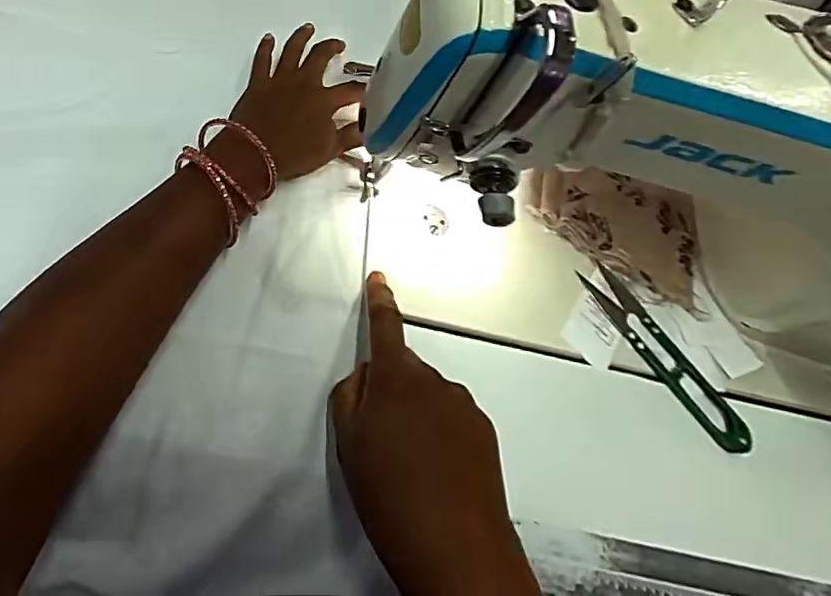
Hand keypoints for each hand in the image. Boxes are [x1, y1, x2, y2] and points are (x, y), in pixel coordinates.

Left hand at [222, 25, 364, 181]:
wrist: (252, 156)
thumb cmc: (291, 156)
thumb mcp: (327, 151)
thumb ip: (349, 137)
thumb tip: (366, 130)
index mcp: (324, 100)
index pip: (351, 91)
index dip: (363, 90)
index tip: (369, 90)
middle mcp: (304, 83)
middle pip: (321, 57)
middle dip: (332, 47)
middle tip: (339, 45)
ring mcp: (279, 80)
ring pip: (292, 50)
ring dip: (301, 37)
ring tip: (308, 28)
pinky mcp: (258, 83)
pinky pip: (262, 59)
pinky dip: (265, 47)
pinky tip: (268, 38)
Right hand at [331, 274, 539, 595]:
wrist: (455, 550)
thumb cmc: (395, 500)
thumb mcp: (348, 445)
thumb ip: (350, 396)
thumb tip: (363, 378)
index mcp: (395, 379)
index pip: (384, 326)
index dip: (380, 301)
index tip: (380, 281)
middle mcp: (432, 382)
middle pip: (404, 370)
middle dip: (391, 392)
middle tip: (379, 441)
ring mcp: (461, 405)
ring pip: (429, 397)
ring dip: (417, 418)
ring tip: (409, 470)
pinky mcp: (482, 429)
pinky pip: (453, 419)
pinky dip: (442, 437)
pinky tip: (434, 475)